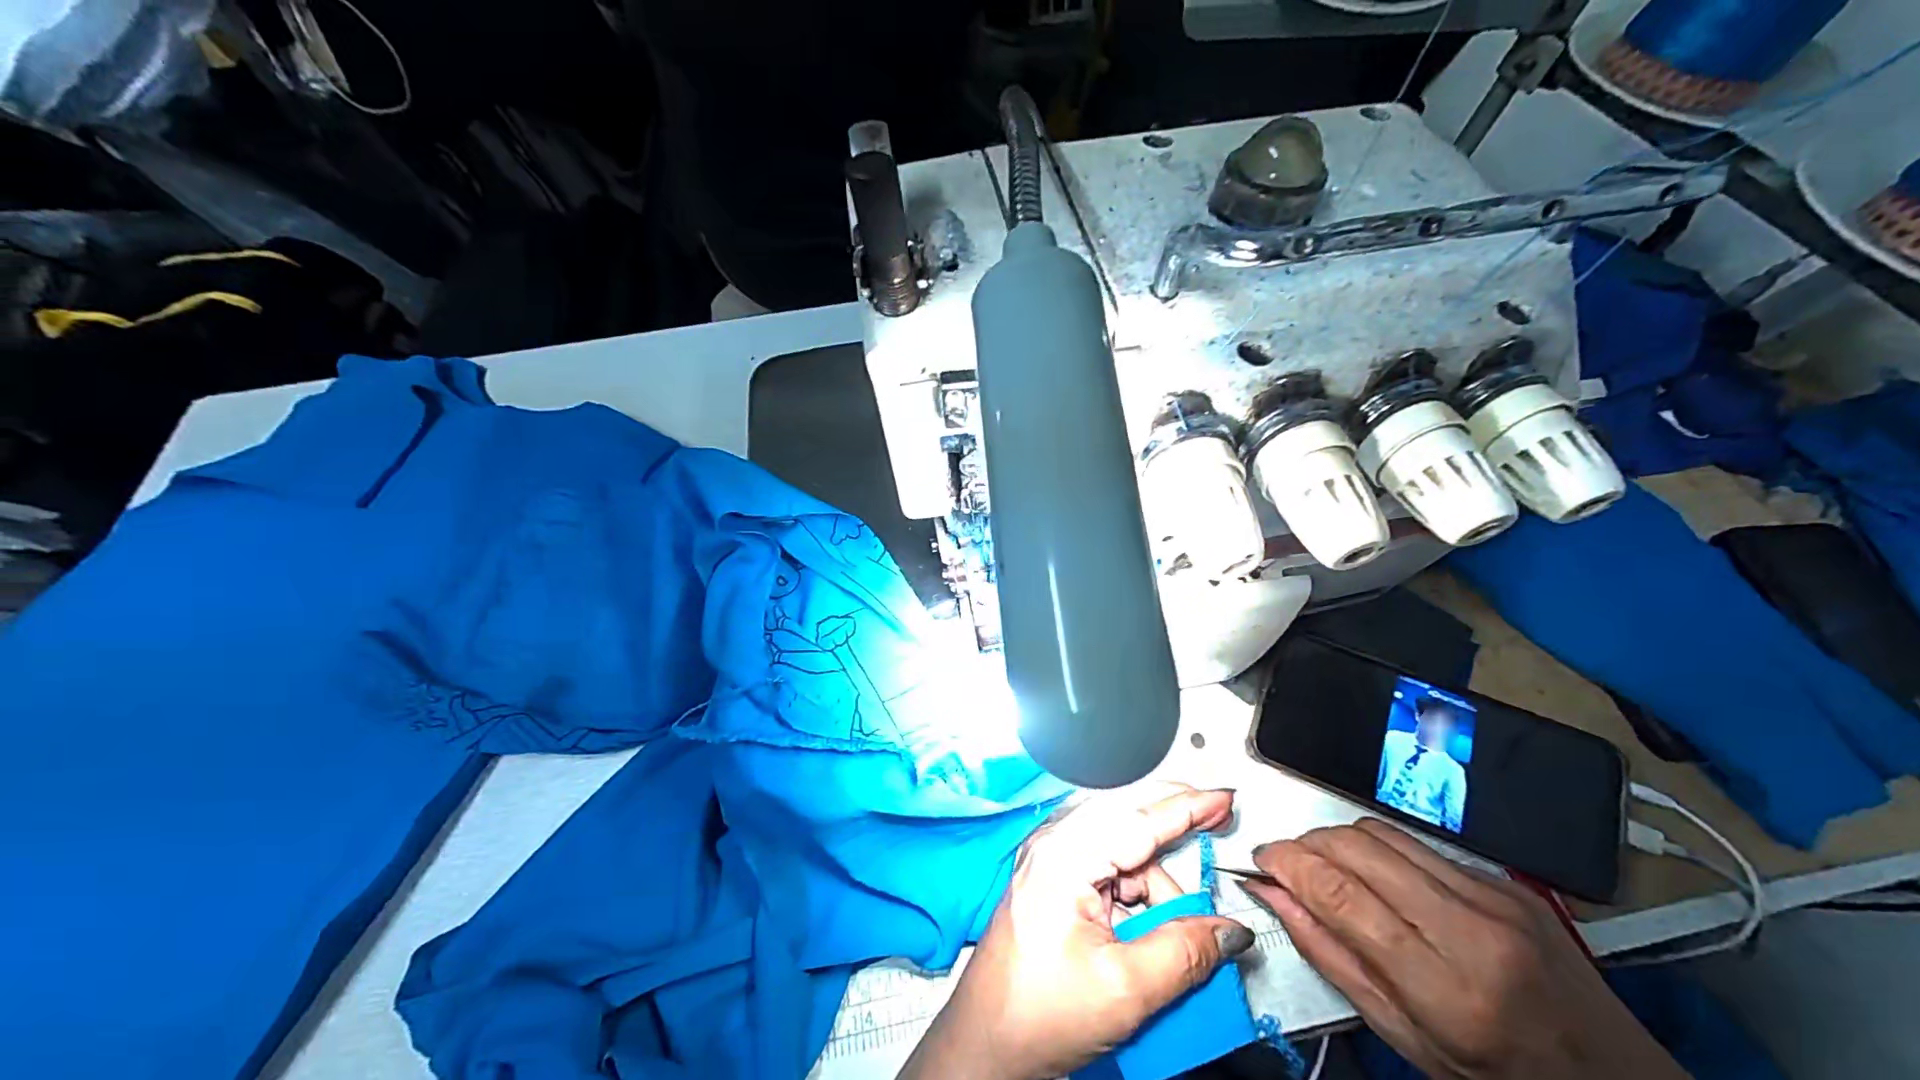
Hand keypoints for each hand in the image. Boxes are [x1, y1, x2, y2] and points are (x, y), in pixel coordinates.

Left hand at [898, 785, 1256, 1079]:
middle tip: (1214, 832)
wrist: (986, 1043)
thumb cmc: (1034, 1015)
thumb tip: (1227, 930)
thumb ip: (1185, 952)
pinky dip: (1136, 893)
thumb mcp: (1125, 989)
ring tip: (1172, 930)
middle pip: (1128, 825)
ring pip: (1123, 852)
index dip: (1187, 807)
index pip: (1137, 819)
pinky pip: (1108, 871)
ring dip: (1155, 883)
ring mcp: (1050, 863)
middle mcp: (1054, 848)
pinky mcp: (1054, 882)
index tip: (1222, 798)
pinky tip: (1146, 929)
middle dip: (1173, 836)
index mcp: (1064, 858)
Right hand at [1241, 819, 1688, 1079]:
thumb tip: (1275, 898)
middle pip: (1356, 847)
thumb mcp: (1406, 1038)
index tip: (1261, 862)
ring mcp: (1495, 896)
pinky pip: (1417, 841)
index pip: (1340, 893)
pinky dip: (1378, 848)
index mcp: (1447, 987)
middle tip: (1285, 864)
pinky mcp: (1505, 879)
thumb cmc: (1504, 1074)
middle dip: (1305, 844)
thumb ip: (1332, 958)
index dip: (1287, 865)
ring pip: (1381, 830)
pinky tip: (1374, 875)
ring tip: (1324, 866)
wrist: (1612, 1078)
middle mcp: (1474, 929)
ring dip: (1336, 839)